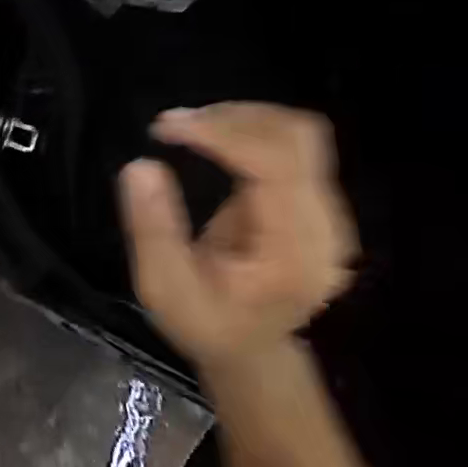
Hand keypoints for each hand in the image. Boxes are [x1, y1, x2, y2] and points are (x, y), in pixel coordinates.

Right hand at [118, 103, 356, 370]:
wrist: (251, 349)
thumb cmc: (205, 323)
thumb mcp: (164, 288)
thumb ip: (154, 230)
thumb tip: (140, 165)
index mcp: (294, 254)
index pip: (274, 166)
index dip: (221, 133)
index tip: (165, 127)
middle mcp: (325, 228)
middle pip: (295, 138)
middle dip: (229, 119)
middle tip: (174, 125)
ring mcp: (326, 212)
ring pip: (297, 131)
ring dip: (239, 117)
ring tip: (189, 127)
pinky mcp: (314, 198)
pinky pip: (290, 142)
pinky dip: (248, 126)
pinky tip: (211, 137)